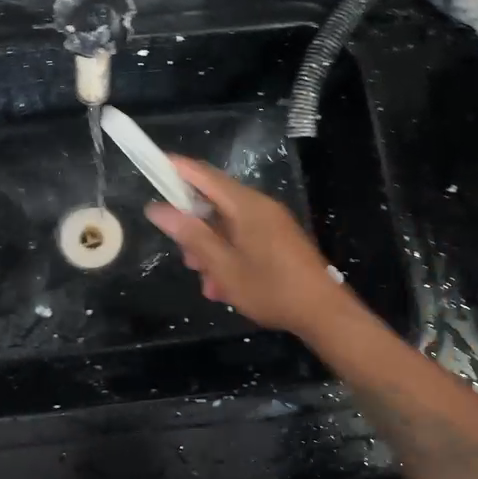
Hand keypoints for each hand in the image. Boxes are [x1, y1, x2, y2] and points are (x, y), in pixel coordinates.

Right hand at [143, 155, 355, 335]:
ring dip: (211, 251)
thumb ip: (190, 235)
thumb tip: (156, 208)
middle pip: (214, 204)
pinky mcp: (279, 239)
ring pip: (227, 226)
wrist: (324, 313)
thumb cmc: (271, 288)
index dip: (177, 168)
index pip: (204, 175)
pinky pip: (244, 238)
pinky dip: (229, 256)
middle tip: (188, 260)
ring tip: (211, 285)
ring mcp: (272, 223)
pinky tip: (227, 287)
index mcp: (246, 205)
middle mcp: (260, 206)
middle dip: (194, 230)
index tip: (153, 166)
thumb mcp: (223, 266)